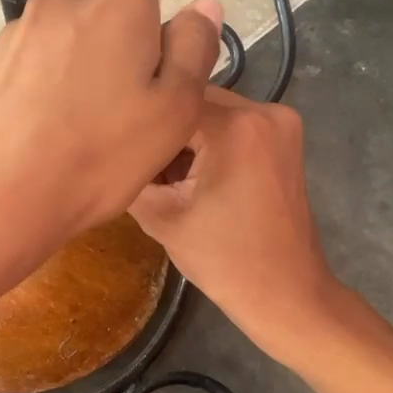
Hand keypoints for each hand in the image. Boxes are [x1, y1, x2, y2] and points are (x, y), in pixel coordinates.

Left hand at [0, 0, 223, 269]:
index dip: (158, 23)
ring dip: (78, 43)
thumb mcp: (173, 111)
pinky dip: (46, 67)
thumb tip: (204, 5)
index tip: (154, 72)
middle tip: (120, 86)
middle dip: (116, 21)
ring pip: (64, 16)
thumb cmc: (97, 154)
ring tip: (81, 104)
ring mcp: (23, 24)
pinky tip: (46, 114)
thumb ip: (195, 49)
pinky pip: (33, 48)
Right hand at [128, 87, 347, 358]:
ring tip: (159, 171)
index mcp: (235, 126)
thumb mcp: (161, 217)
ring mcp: (280, 122)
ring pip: (212, 112)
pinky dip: (208, 143)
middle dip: (164, 128)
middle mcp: (265, 110)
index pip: (169, 100)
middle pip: (194, 100)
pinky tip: (187, 174)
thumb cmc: (222, 259)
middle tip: (134, 162)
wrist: (284, 292)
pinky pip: (233, 126)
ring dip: (184, 136)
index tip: (115, 145)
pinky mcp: (284, 138)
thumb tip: (108, 153)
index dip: (139, 123)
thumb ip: (132, 176)